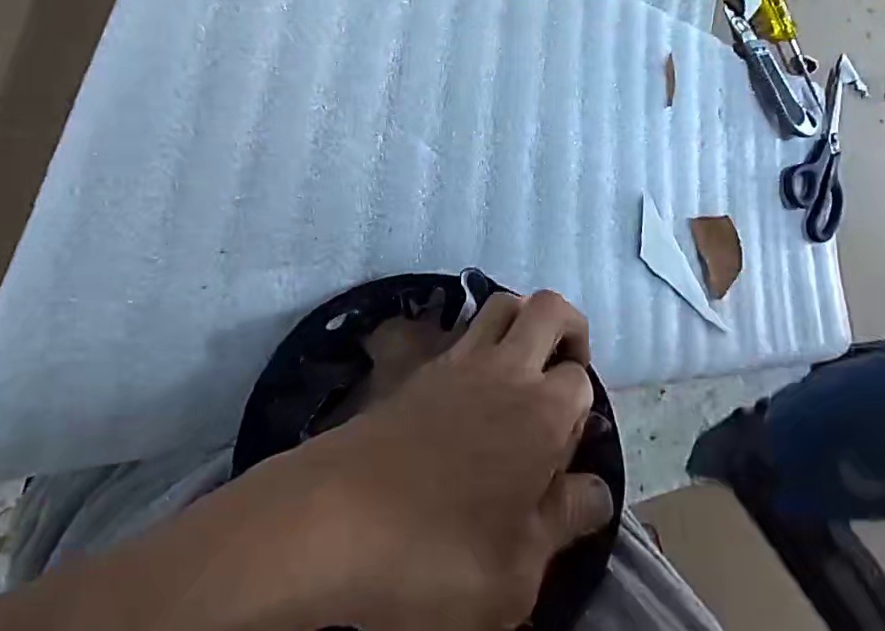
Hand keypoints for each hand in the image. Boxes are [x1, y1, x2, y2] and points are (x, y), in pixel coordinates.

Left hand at [0, 290, 612, 630]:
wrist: (293, 546)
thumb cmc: (417, 577)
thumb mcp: (507, 581)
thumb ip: (557, 527)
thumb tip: (591, 492)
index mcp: (536, 415)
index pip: (588, 386)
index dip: (590, 409)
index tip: (576, 450)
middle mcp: (499, 371)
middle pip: (554, 310)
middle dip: (572, 327)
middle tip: (566, 372)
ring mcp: (449, 363)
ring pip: (503, 304)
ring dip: (525, 320)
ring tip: (521, 365)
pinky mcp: (402, 374)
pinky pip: (453, 328)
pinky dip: (473, 334)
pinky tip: (458, 380)